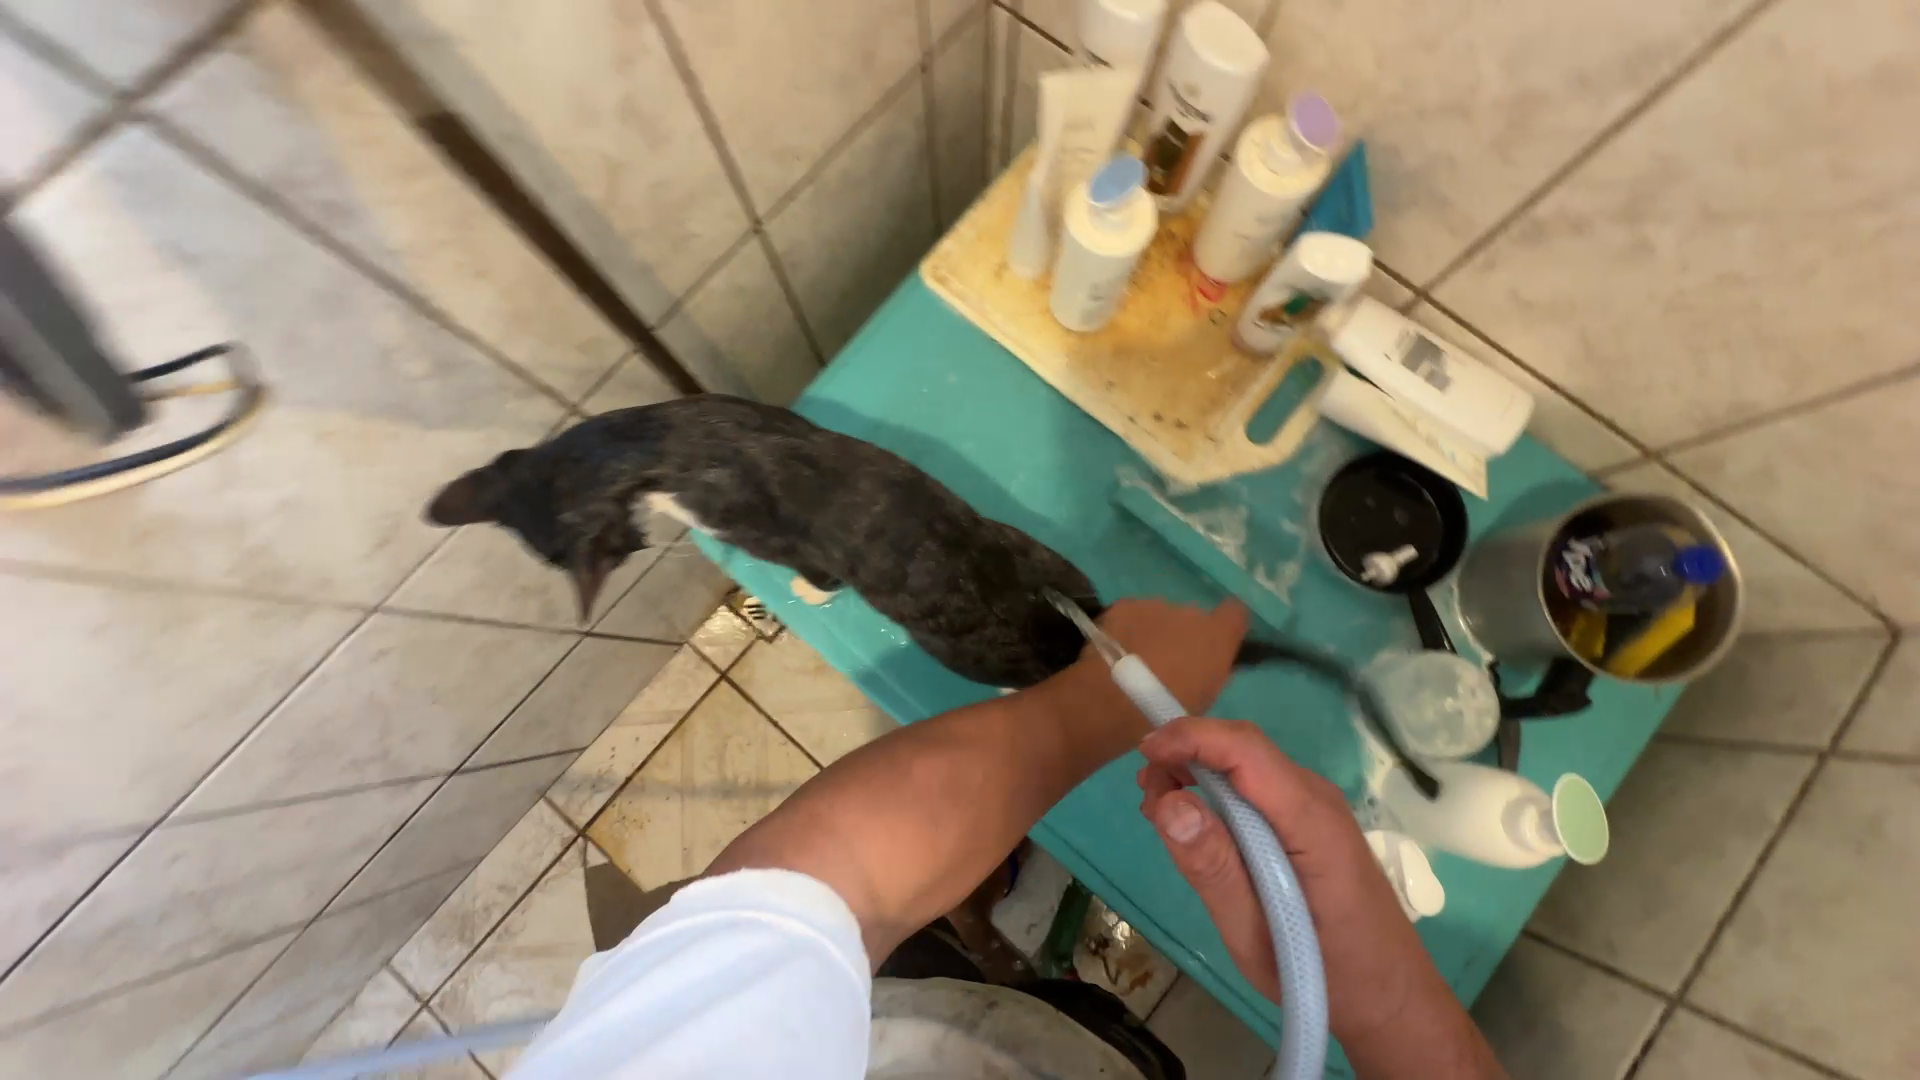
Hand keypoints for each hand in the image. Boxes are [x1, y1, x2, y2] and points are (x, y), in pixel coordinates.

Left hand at [1092, 597, 1247, 715]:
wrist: (1117, 698)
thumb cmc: (1168, 707)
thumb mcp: (1204, 697)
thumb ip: (1210, 670)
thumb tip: (1207, 661)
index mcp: (1217, 635)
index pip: (1235, 612)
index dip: (1225, 624)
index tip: (1215, 640)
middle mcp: (1190, 612)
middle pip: (1191, 618)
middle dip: (1181, 635)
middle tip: (1166, 662)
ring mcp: (1155, 605)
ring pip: (1159, 616)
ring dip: (1153, 632)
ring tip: (1135, 659)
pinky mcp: (1125, 605)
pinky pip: (1132, 615)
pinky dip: (1127, 628)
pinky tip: (1116, 650)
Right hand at [1135, 717, 1444, 1045]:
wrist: (1392, 999)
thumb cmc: (1325, 975)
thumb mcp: (1254, 936)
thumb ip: (1213, 868)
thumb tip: (1169, 801)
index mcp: (1311, 822)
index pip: (1246, 749)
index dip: (1191, 737)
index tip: (1144, 754)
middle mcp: (1316, 797)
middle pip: (1242, 747)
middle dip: (1185, 752)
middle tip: (1144, 795)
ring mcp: (1314, 804)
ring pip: (1245, 762)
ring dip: (1195, 770)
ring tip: (1158, 809)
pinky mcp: (1306, 817)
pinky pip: (1254, 784)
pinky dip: (1214, 788)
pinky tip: (1190, 820)